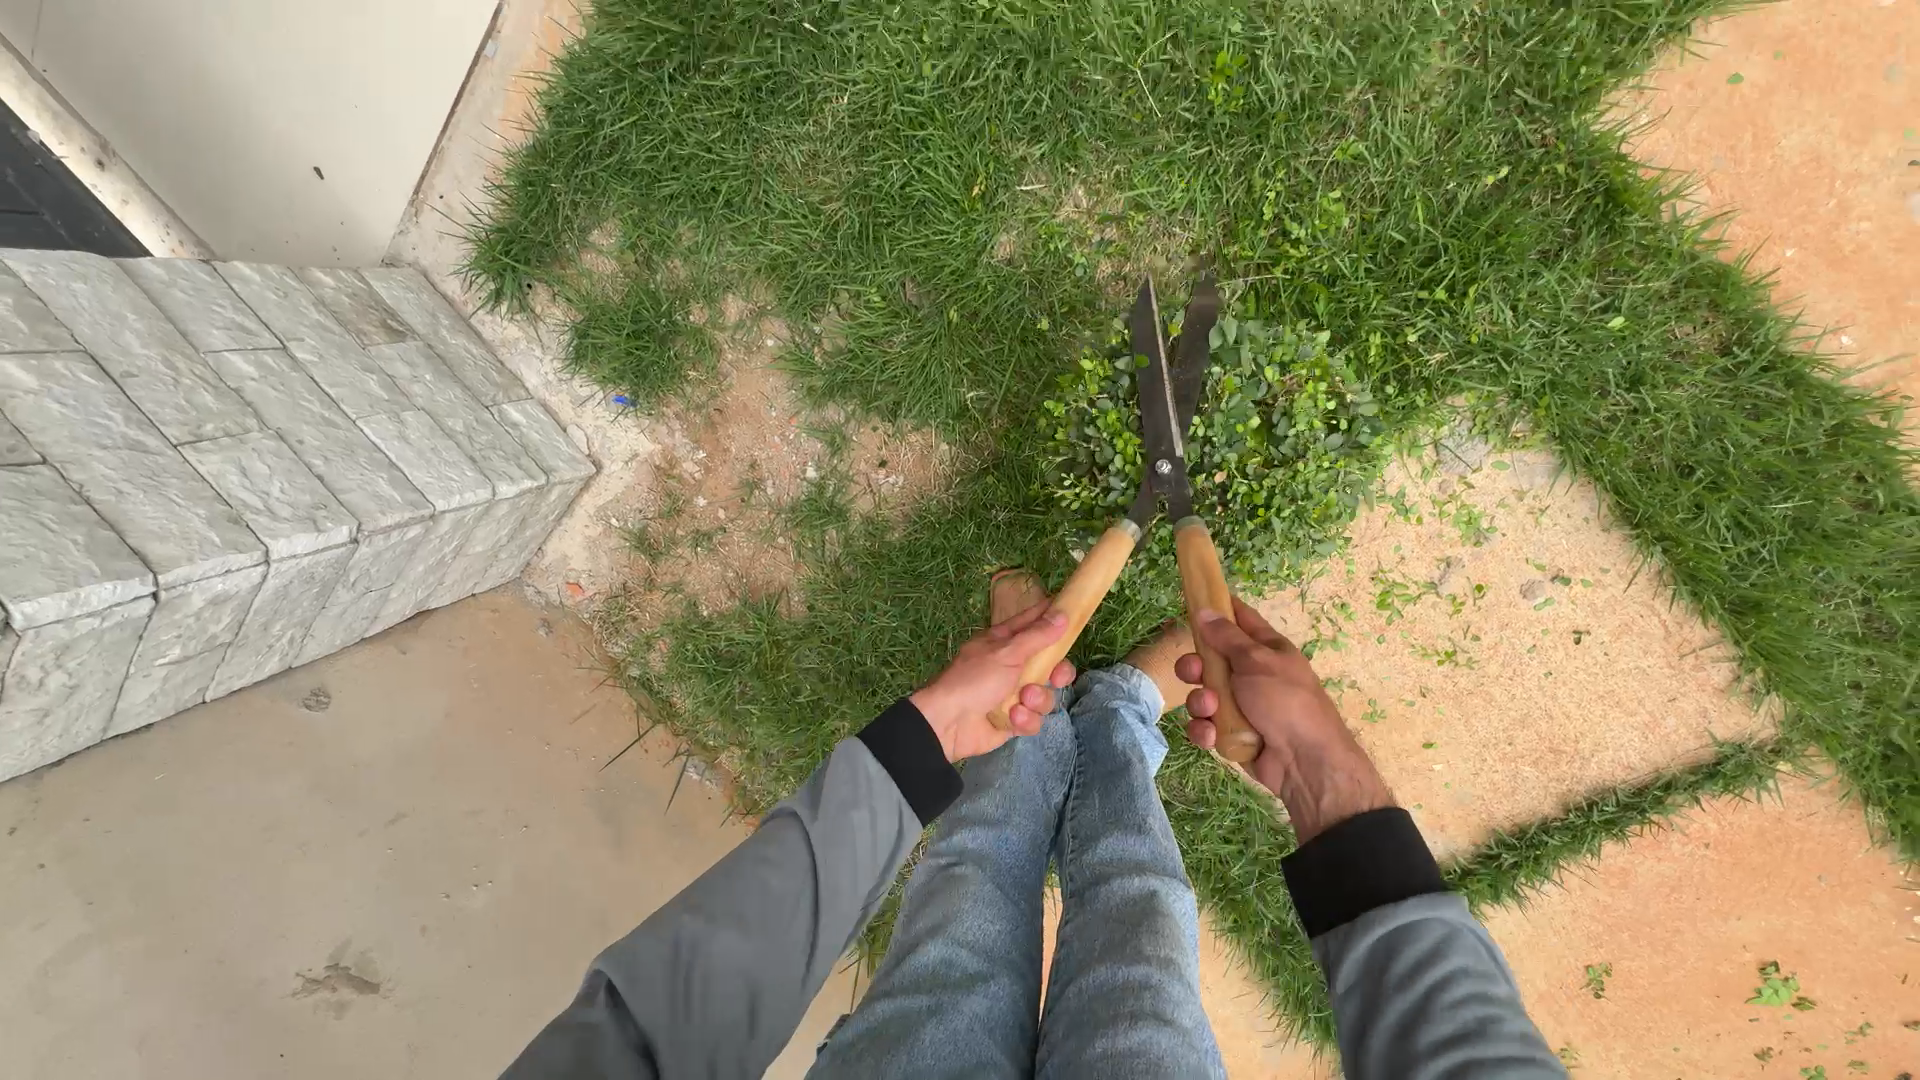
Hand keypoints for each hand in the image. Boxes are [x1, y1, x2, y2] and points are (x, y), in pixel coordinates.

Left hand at [911, 599, 1076, 761]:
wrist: (948, 724)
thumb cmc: (975, 679)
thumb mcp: (1007, 653)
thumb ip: (1037, 636)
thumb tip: (1062, 614)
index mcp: (1003, 642)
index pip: (1032, 623)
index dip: (1051, 616)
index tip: (1072, 611)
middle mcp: (1011, 666)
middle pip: (1049, 665)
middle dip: (1057, 673)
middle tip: (1056, 677)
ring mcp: (1012, 694)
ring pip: (1044, 695)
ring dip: (1036, 699)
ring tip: (1022, 701)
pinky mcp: (1013, 720)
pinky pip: (1033, 718)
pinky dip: (1025, 719)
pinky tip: (1012, 718)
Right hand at [1179, 599, 1393, 843]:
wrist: (1304, 762)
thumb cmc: (1286, 702)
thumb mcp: (1257, 662)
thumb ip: (1227, 637)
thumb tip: (1204, 609)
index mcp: (1266, 650)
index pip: (1240, 619)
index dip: (1218, 608)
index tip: (1193, 601)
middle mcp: (1252, 675)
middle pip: (1210, 660)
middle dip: (1195, 666)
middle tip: (1193, 673)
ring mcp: (1242, 706)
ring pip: (1203, 694)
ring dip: (1200, 702)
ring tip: (1210, 711)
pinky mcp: (1231, 734)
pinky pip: (1206, 725)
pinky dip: (1205, 730)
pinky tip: (1211, 736)